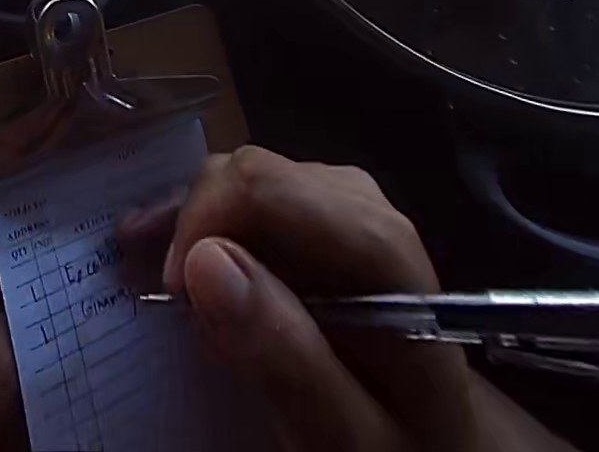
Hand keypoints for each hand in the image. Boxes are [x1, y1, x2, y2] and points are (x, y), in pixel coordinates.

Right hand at [128, 146, 573, 451]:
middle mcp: (356, 199)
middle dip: (195, 226)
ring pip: (238, 176)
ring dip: (191, 221)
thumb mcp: (347, 437)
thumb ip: (284, 355)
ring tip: (161, 277)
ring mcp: (334, 195)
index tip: (174, 293)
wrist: (438, 434)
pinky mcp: (312, 205)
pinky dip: (200, 217)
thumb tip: (201, 261)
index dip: (201, 223)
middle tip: (174, 303)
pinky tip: (165, 241)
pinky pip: (244, 190)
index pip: (261, 186)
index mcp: (376, 244)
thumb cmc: (399, 443)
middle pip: (247, 174)